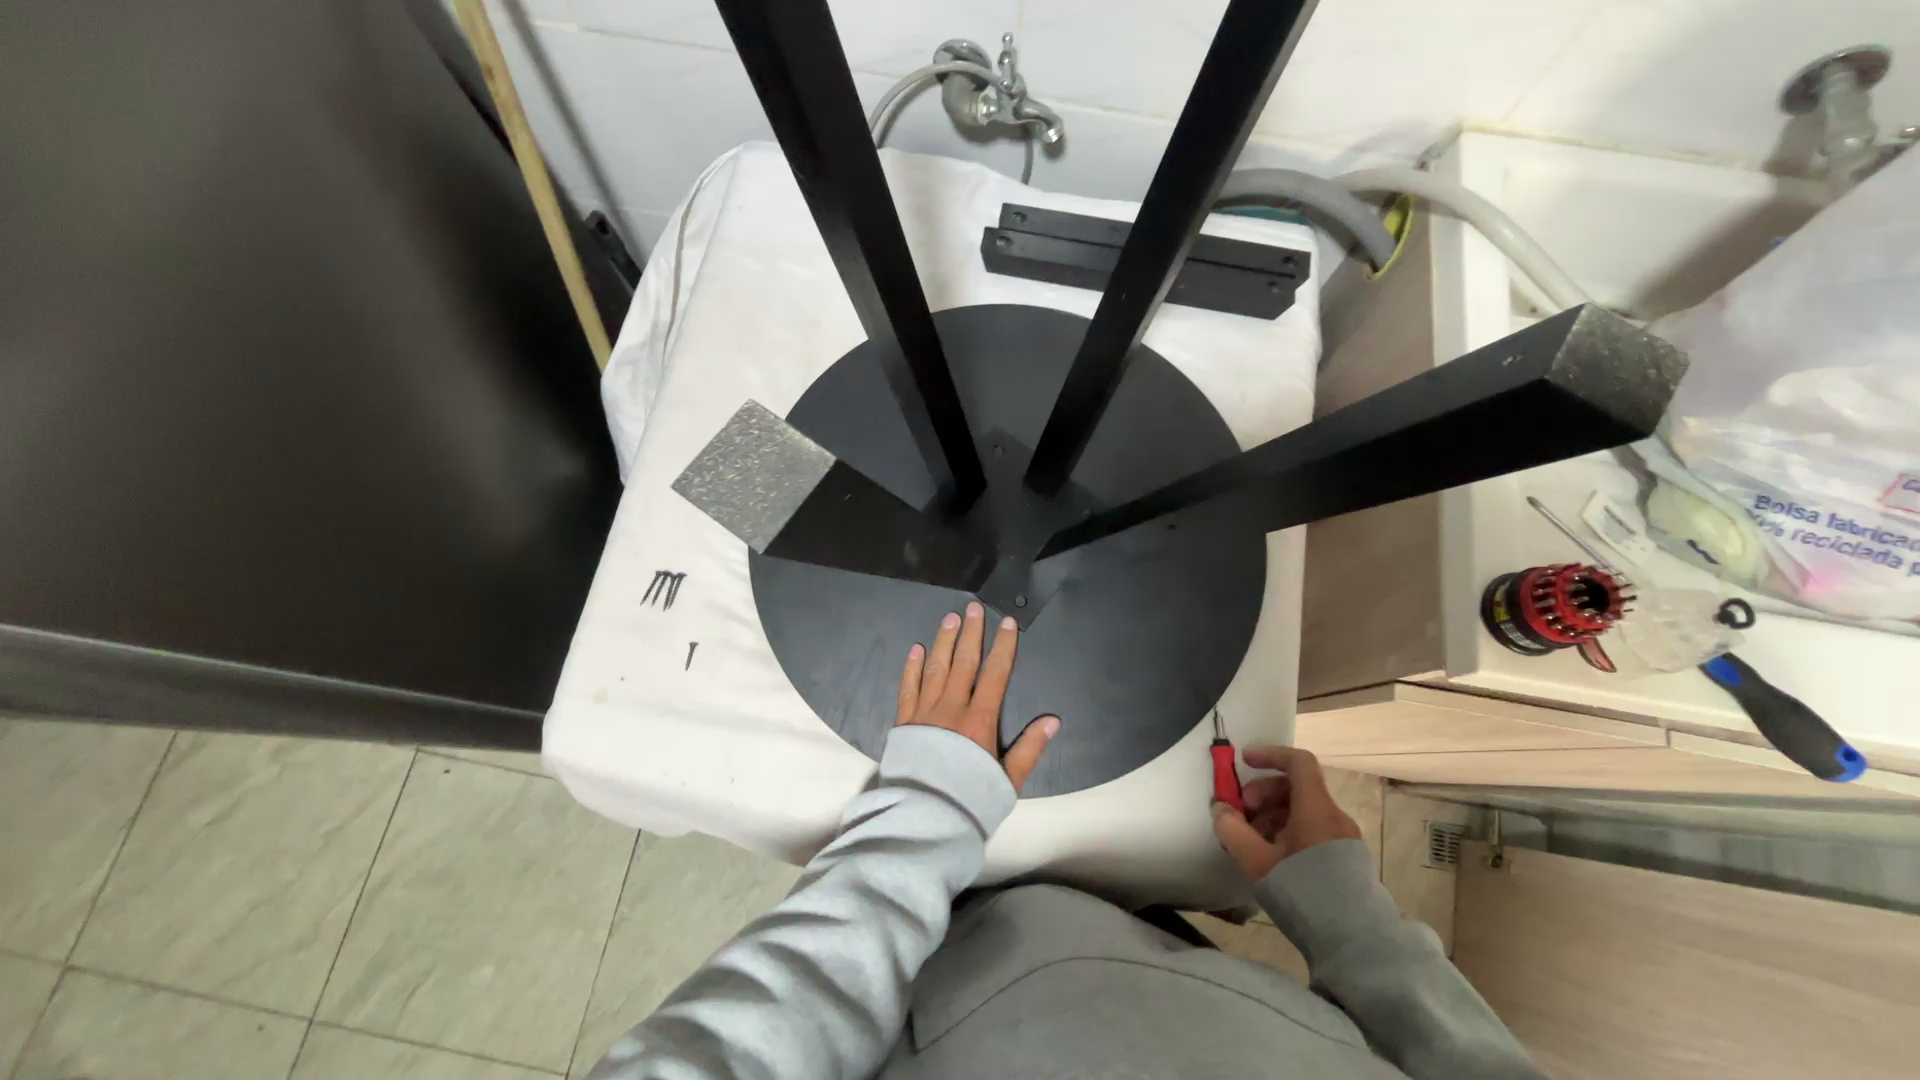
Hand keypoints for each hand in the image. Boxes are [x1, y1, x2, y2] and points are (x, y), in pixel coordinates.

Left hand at [896, 601, 1058, 791]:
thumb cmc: (970, 798)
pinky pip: (908, 688)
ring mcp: (925, 712)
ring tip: (950, 618)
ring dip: (943, 641)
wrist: (925, 816)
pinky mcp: (904, 722)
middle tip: (974, 607)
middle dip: (971, 633)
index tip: (1007, 623)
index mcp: (979, 719)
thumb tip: (1052, 720)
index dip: (1003, 647)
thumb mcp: (1008, 779)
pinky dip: (911, 667)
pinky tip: (915, 650)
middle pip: (963, 662)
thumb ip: (1030, 748)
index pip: (995, 674)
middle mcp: (951, 708)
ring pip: (935, 668)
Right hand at [1210, 746, 1361, 880]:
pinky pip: (1314, 830)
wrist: (1354, 941)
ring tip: (1252, 840)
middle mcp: (1334, 817)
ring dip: (1274, 814)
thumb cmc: (1303, 892)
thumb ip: (1233, 830)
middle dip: (1264, 793)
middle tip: (1242, 813)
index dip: (1270, 756)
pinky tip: (1273, 857)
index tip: (1245, 762)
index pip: (1298, 763)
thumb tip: (1220, 809)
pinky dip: (1289, 830)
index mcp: (1316, 810)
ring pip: (1304, 810)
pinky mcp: (1347, 859)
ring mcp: (1344, 838)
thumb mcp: (1258, 862)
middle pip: (1297, 788)